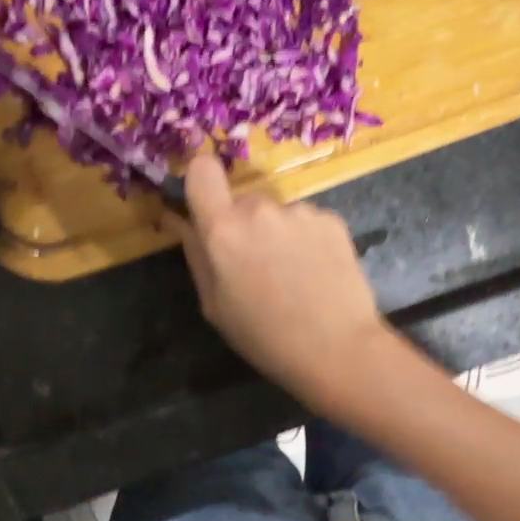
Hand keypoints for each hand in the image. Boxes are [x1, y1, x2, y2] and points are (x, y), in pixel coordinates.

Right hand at [172, 157, 398, 406]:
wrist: (337, 349)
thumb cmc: (265, 339)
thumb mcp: (216, 308)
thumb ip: (197, 257)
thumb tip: (182, 222)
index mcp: (223, 230)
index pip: (202, 171)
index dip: (202, 183)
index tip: (208, 209)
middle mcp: (260, 208)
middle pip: (243, 202)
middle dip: (244, 228)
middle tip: (257, 270)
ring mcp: (300, 211)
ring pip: (278, 215)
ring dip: (278, 237)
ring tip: (293, 279)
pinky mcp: (332, 220)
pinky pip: (308, 224)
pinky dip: (307, 243)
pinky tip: (317, 277)